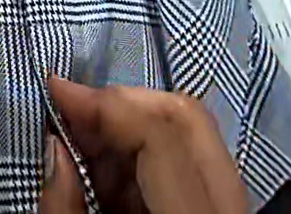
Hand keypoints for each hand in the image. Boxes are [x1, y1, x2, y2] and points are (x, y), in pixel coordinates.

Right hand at [38, 76, 248, 213]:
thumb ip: (66, 208)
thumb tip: (54, 146)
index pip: (164, 130)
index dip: (105, 102)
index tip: (54, 89)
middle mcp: (230, 208)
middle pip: (186, 116)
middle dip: (120, 102)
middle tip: (71, 112)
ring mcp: (236, 208)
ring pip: (188, 133)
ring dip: (127, 128)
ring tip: (83, 150)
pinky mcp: (227, 209)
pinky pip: (189, 160)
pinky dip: (143, 154)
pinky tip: (110, 175)